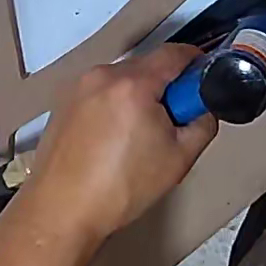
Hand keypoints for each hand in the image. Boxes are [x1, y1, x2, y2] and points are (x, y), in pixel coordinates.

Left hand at [22, 45, 218, 246]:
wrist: (60, 213)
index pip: (175, 53)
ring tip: (141, 138)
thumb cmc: (116, 190)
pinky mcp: (65, 102)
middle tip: (174, 121)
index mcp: (132, 85)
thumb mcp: (179, 159)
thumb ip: (203, 123)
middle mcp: (103, 76)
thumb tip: (205, 108)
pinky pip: (102, 92)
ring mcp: (80, 87)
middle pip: (149, 66)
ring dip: (140, 97)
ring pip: (124, 79)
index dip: (196, 63)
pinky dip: (116, 106)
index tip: (202, 82)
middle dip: (167, 87)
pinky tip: (116, 141)